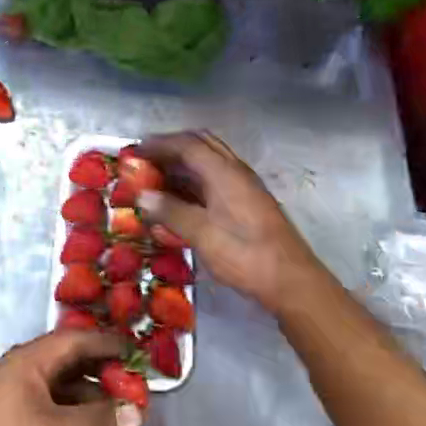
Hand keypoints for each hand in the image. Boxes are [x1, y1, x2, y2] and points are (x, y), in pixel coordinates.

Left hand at [0, 331, 138, 425]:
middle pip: (72, 364)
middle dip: (106, 378)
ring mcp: (16, 401)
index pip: (76, 339)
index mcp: (28, 361)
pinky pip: (55, 414)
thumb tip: (139, 413)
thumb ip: (100, 421)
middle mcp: (22, 373)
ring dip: (95, 406)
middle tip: (139, 397)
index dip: (109, 344)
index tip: (142, 356)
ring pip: (65, 392)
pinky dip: (79, 424)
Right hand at [137, 131, 331, 315]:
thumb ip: (171, 211)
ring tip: (157, 176)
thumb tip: (142, 196)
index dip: (159, 145)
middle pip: (201, 144)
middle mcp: (236, 172)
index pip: (187, 145)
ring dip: (183, 162)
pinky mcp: (247, 203)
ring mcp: (244, 186)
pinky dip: (194, 179)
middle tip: (147, 158)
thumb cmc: (245, 254)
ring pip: (210, 161)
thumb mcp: (201, 234)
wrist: (290, 281)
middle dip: (172, 146)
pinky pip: (215, 178)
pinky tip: (179, 197)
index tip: (135, 151)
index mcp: (224, 172)